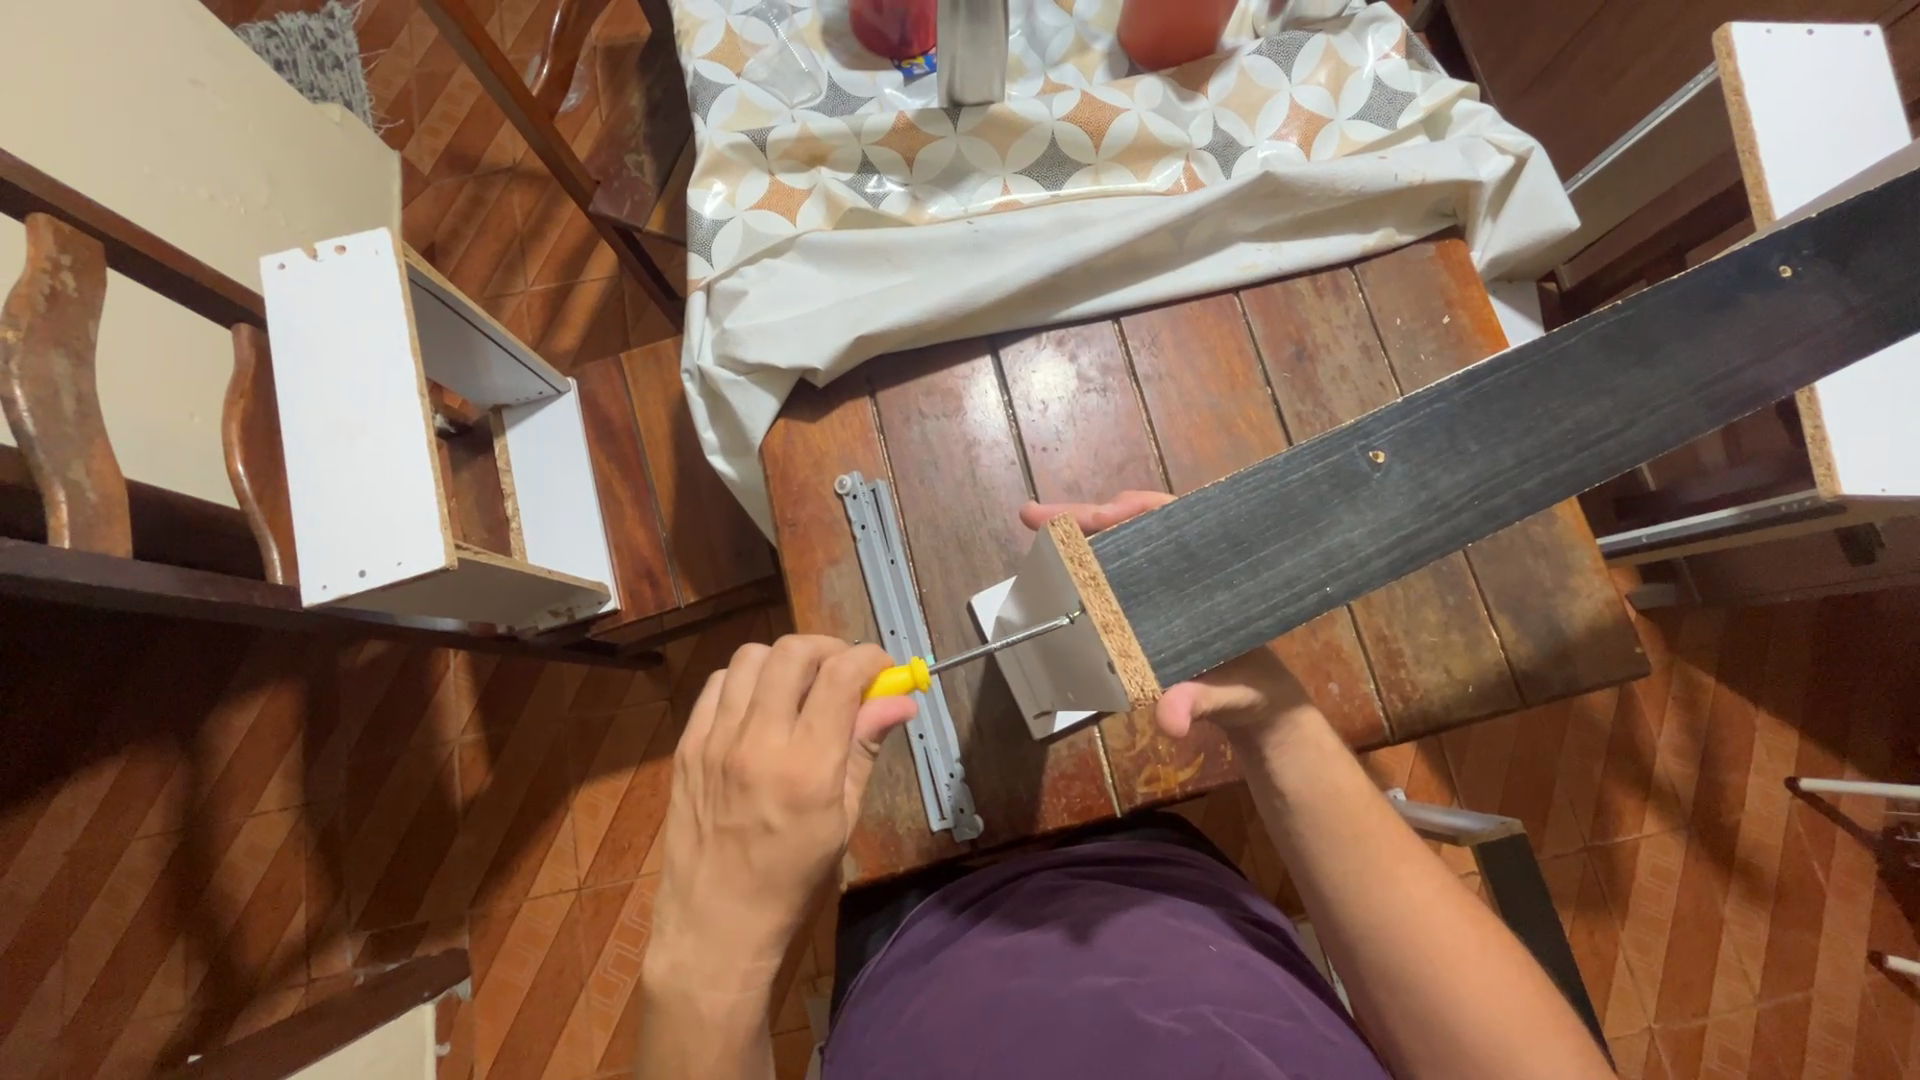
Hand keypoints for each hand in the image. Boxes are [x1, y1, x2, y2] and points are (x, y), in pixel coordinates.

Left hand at [648, 636, 917, 984]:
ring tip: (801, 686)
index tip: (883, 668)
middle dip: (830, 649)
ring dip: (786, 660)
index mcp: (808, 767)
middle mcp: (758, 742)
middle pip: (794, 652)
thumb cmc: (793, 881)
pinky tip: (759, 705)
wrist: (715, 926)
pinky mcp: (687, 747)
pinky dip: (745, 681)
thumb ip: (865, 748)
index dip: (870, 659)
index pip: (842, 676)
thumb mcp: (843, 819)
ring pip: (751, 657)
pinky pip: (717, 685)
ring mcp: (715, 741)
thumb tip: (901, 701)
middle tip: (844, 672)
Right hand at [1019, 492, 1317, 746]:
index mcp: (1215, 576)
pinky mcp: (1150, 600)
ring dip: (1081, 530)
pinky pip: (1117, 569)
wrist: (1256, 706)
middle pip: (1136, 526)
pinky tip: (1057, 557)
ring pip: (1122, 542)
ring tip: (1038, 522)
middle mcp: (1188, 568)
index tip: (1103, 513)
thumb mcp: (1229, 697)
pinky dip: (1086, 558)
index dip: (1139, 510)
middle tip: (1037, 515)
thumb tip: (1169, 718)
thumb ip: (1201, 702)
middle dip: (1087, 515)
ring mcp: (1166, 581)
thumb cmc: (1250, 692)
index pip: (1176, 523)